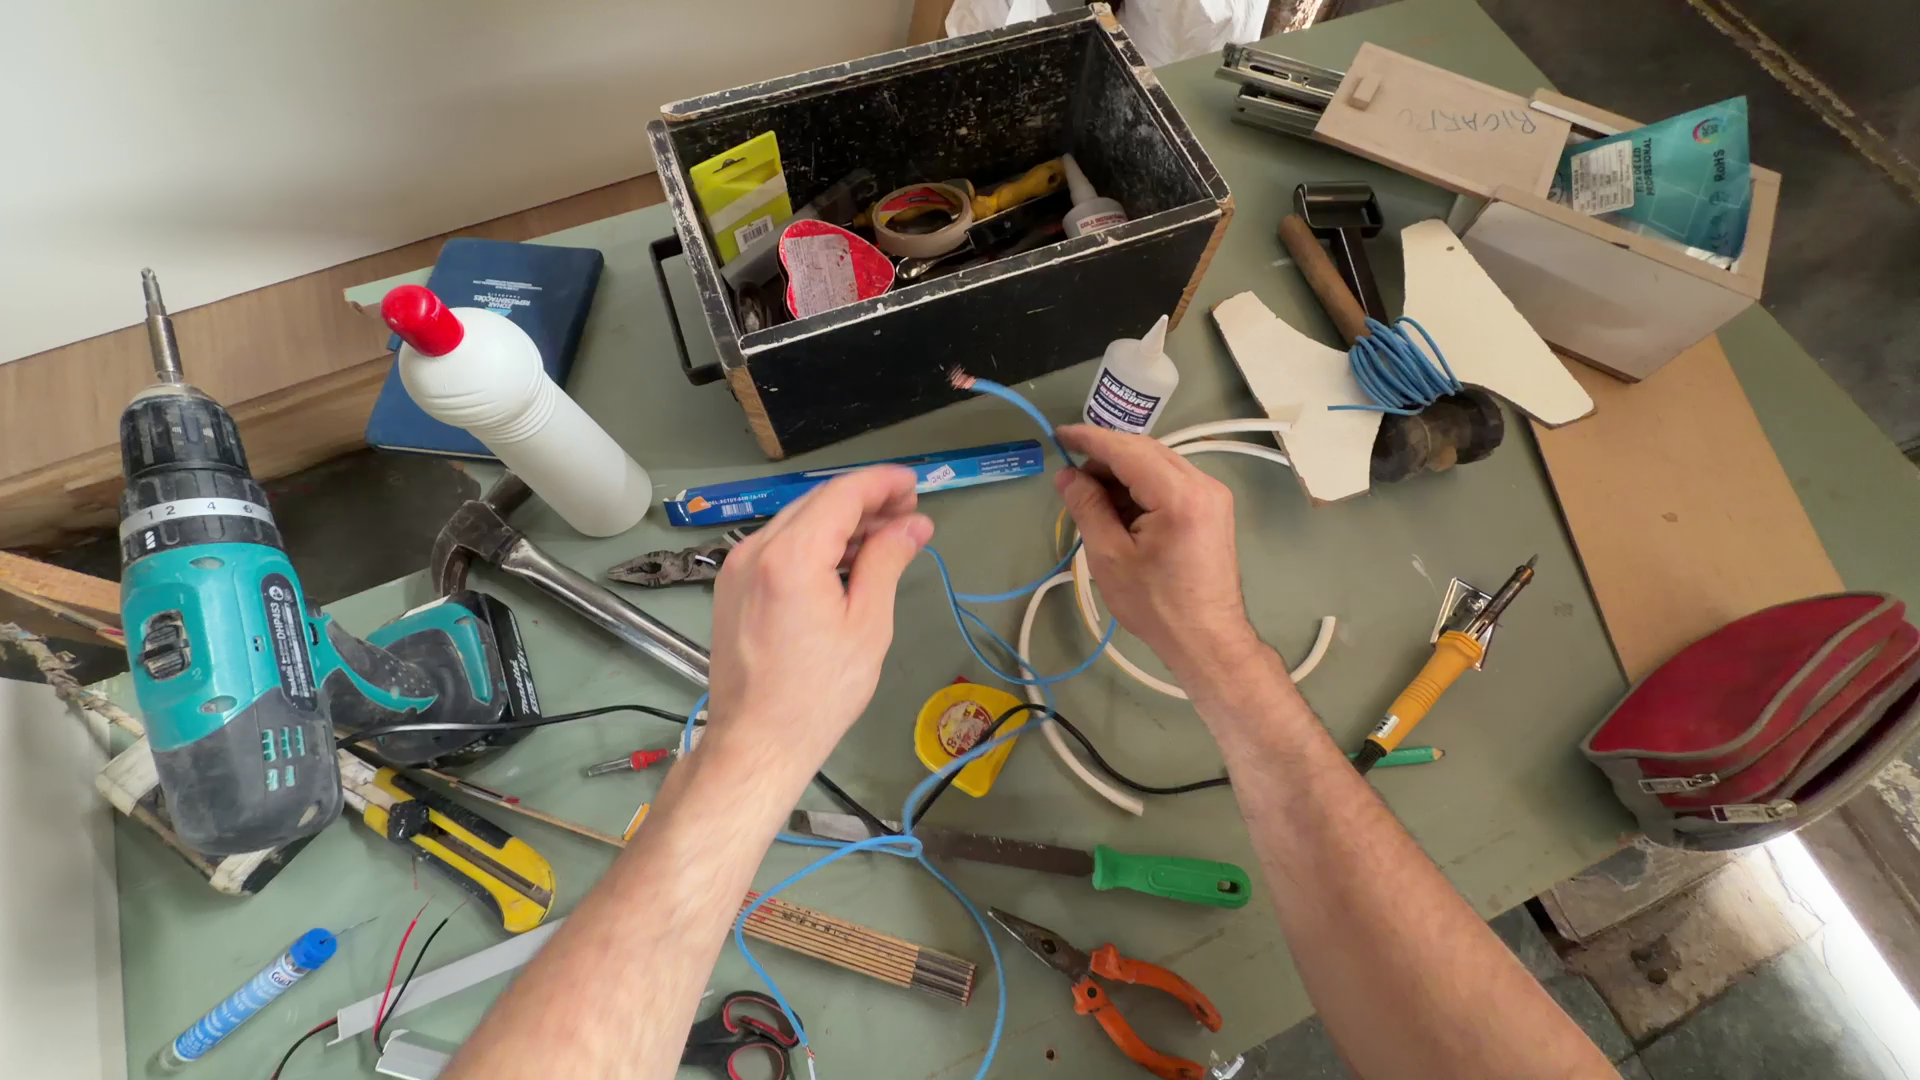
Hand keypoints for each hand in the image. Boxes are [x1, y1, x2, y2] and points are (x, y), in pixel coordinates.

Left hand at [706, 467, 933, 764]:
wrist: (757, 742)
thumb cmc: (821, 691)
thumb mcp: (867, 624)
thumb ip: (887, 561)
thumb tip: (913, 525)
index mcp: (791, 556)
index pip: (841, 495)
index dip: (881, 484)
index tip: (913, 485)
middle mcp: (755, 550)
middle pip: (816, 503)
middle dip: (864, 501)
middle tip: (907, 513)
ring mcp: (737, 568)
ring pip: (796, 522)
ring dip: (840, 522)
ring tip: (884, 536)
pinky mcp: (732, 587)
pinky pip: (778, 546)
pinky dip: (815, 543)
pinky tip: (845, 560)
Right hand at [1054, 424, 1264, 688]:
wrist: (1207, 639)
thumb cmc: (1155, 604)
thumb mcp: (1109, 556)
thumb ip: (1087, 507)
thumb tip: (1068, 475)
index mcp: (1179, 496)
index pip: (1128, 450)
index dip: (1091, 439)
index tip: (1060, 434)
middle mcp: (1203, 484)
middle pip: (1145, 450)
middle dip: (1105, 456)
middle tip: (1072, 476)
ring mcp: (1212, 495)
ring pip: (1158, 463)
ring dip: (1122, 472)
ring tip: (1092, 498)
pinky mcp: (1212, 508)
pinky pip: (1170, 480)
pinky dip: (1141, 485)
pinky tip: (1119, 507)